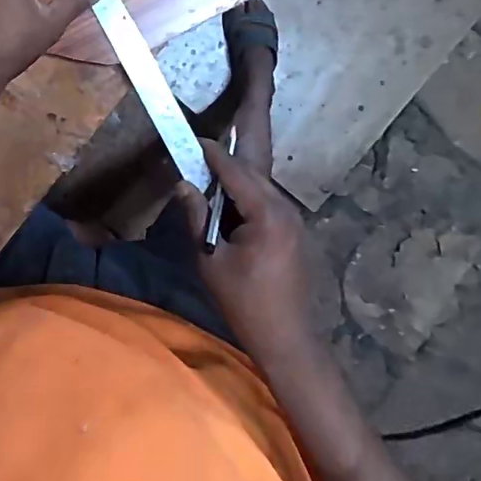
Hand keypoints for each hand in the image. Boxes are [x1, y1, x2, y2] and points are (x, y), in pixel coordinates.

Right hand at [177, 135, 315, 362]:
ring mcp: (295, 219)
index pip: (236, 172)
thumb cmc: (245, 303)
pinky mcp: (296, 230)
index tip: (195, 140)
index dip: (214, 154)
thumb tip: (184, 184)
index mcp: (267, 214)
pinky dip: (249, 195)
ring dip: (238, 178)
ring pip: (262, 186)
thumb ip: (198, 218)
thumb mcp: (211, 261)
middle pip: (252, 174)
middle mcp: (285, 208)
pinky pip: (269, 201)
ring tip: (211, 175)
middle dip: (226, 163)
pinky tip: (232, 202)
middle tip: (199, 155)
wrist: (287, 340)